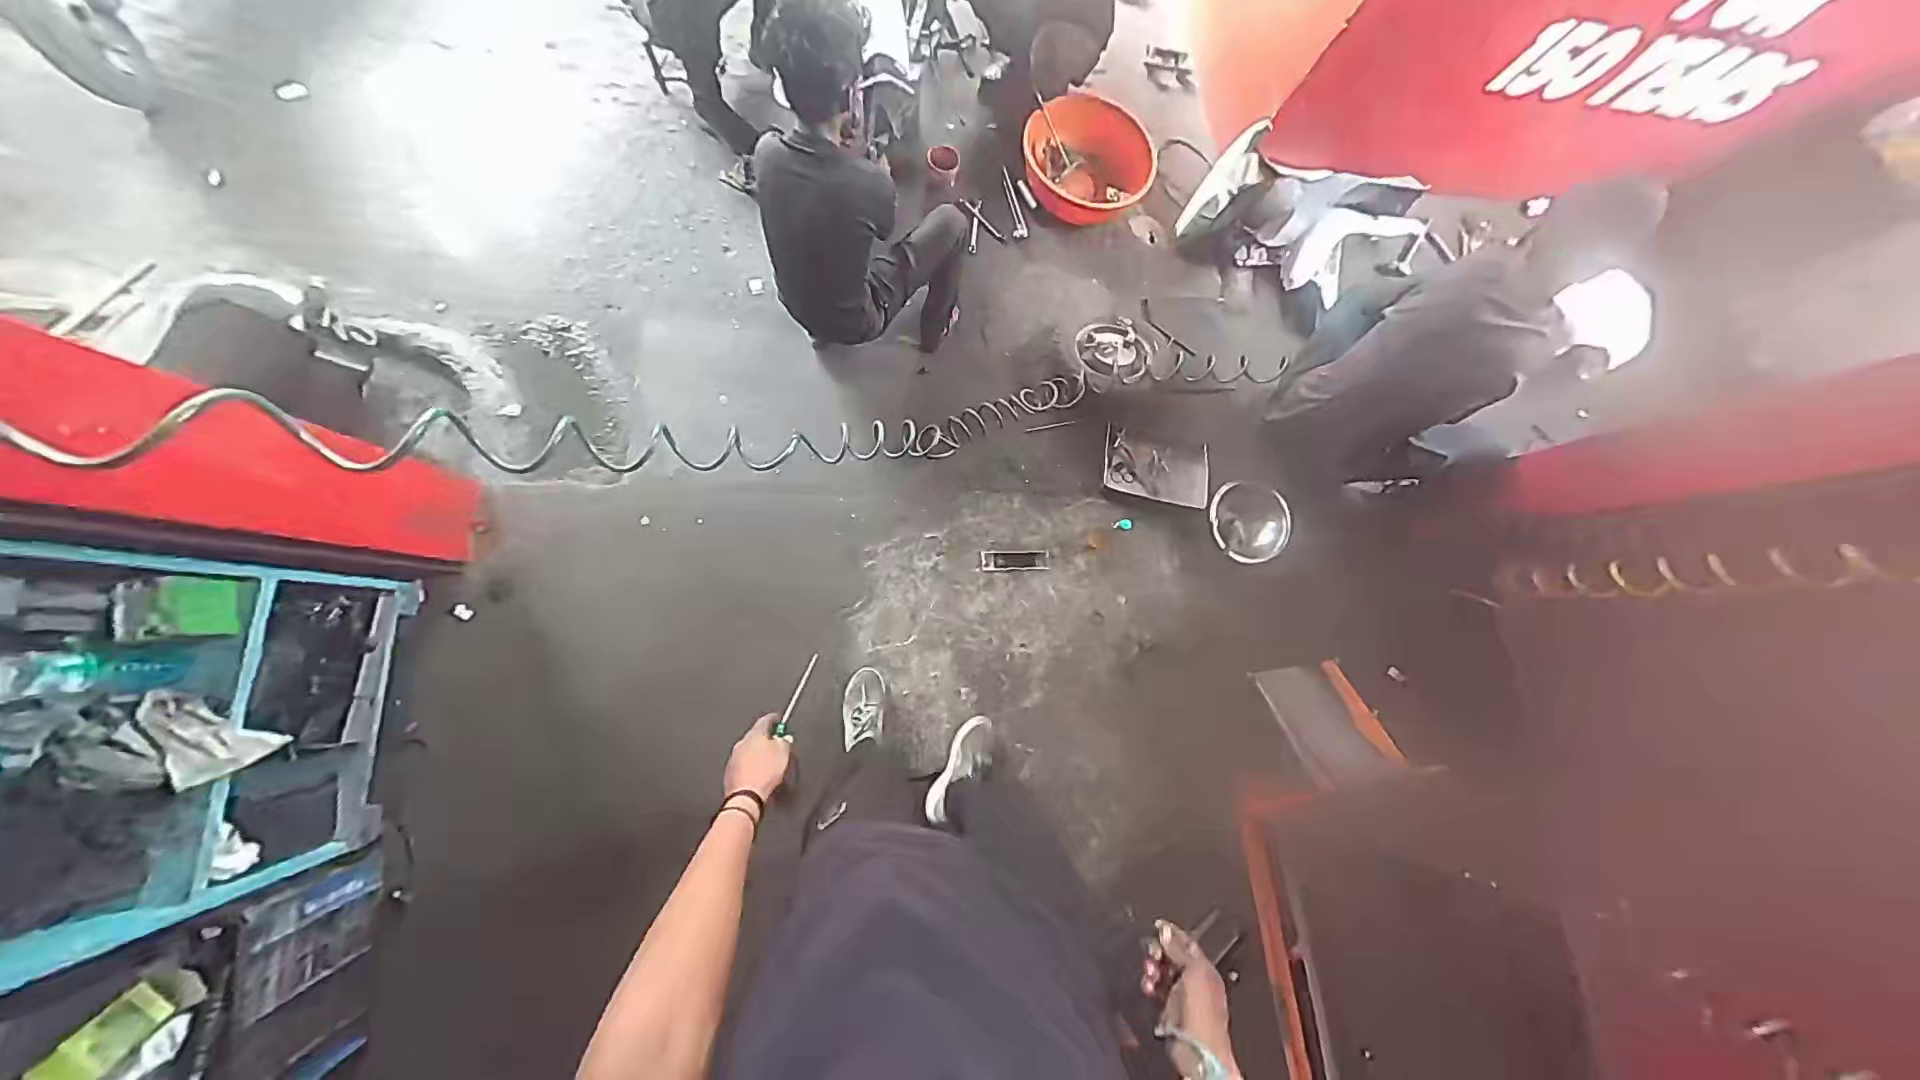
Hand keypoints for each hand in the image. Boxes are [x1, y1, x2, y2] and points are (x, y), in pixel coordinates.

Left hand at [722, 713, 791, 801]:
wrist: (746, 796)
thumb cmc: (763, 774)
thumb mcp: (783, 753)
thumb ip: (785, 742)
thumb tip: (785, 739)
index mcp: (755, 735)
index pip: (765, 720)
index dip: (774, 719)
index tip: (778, 719)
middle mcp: (742, 743)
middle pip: (756, 735)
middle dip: (766, 738)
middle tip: (777, 744)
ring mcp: (734, 757)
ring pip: (748, 750)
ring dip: (758, 753)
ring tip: (769, 763)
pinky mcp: (730, 771)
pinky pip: (743, 763)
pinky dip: (751, 765)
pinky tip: (759, 773)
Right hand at [1154, 920, 1238, 1078]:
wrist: (1197, 1051)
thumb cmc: (1202, 1013)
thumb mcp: (1194, 973)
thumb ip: (1179, 950)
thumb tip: (1166, 930)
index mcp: (1204, 969)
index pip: (1187, 943)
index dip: (1172, 933)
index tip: (1157, 925)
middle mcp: (1193, 980)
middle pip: (1171, 956)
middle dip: (1158, 953)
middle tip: (1152, 955)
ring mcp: (1181, 995)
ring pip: (1161, 972)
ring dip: (1152, 970)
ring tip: (1150, 974)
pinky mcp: (1169, 1009)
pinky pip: (1156, 990)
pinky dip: (1150, 986)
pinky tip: (1149, 988)